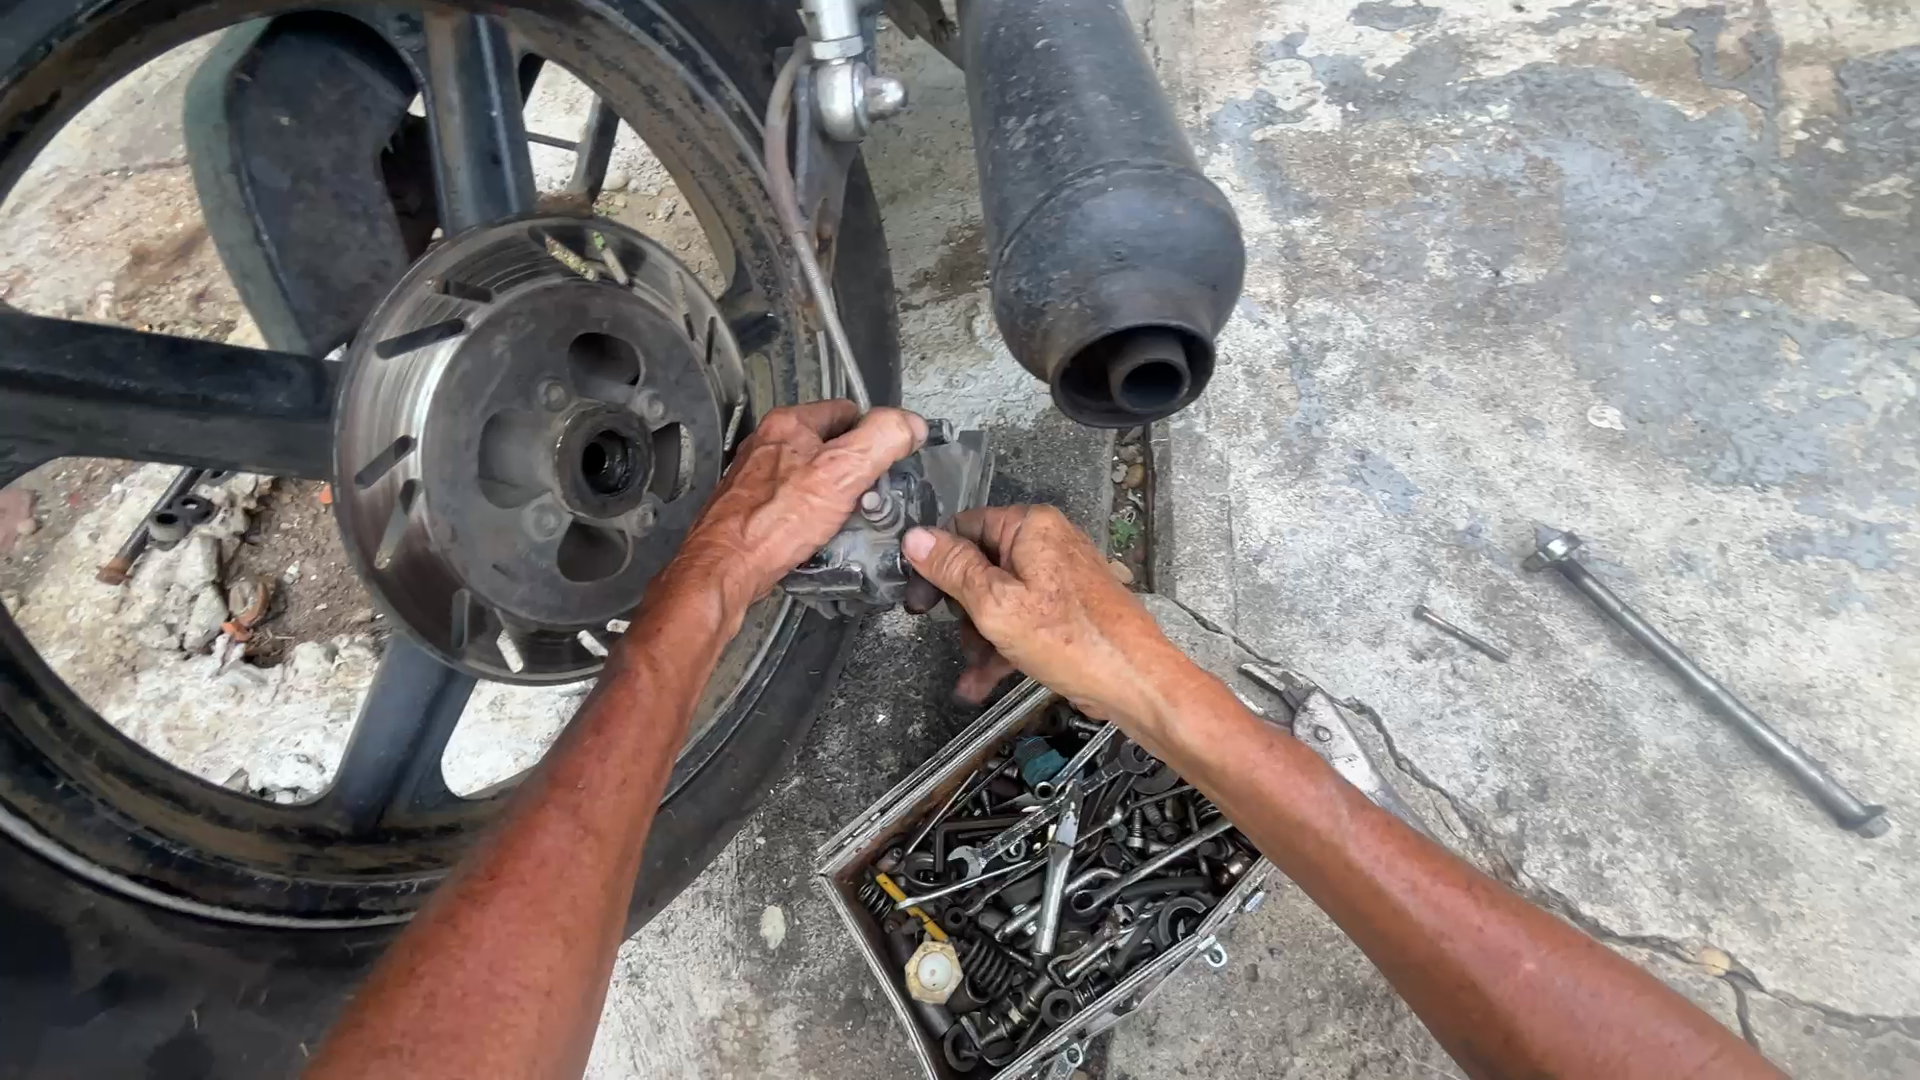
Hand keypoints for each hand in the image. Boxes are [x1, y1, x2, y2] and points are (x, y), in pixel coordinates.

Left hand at [669, 400, 925, 613]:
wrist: (726, 567)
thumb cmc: (770, 524)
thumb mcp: (844, 472)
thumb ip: (883, 440)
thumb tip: (908, 424)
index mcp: (790, 424)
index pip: (848, 410)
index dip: (873, 434)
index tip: (885, 457)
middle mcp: (768, 445)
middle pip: (829, 446)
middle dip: (852, 470)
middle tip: (865, 494)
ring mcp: (757, 476)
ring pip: (811, 477)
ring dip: (831, 496)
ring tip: (843, 518)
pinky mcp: (753, 507)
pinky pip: (794, 505)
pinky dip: (810, 518)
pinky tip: (816, 535)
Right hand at [901, 505, 1186, 722]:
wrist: (1137, 681)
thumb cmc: (1069, 639)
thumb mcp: (996, 605)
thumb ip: (954, 569)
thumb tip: (915, 537)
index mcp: (1030, 527)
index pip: (964, 528)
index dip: (936, 563)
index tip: (920, 601)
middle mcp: (1046, 542)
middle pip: (981, 564)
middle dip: (962, 608)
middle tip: (953, 638)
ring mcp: (1059, 575)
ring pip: (1000, 596)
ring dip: (980, 635)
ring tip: (973, 674)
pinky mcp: (1067, 606)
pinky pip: (1023, 616)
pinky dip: (1003, 644)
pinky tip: (981, 681)